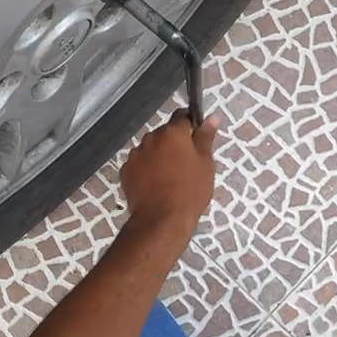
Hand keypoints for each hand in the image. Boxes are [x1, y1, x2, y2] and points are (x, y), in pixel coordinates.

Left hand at [120, 110, 218, 239]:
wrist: (162, 219)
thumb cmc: (190, 191)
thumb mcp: (205, 164)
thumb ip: (205, 138)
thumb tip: (211, 118)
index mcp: (172, 133)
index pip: (181, 116)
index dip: (189, 125)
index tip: (195, 138)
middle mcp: (151, 138)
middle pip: (164, 134)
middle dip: (173, 143)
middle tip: (185, 164)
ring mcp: (135, 154)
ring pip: (150, 149)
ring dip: (158, 155)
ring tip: (168, 177)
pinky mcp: (125, 171)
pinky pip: (138, 164)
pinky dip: (145, 169)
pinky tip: (154, 185)